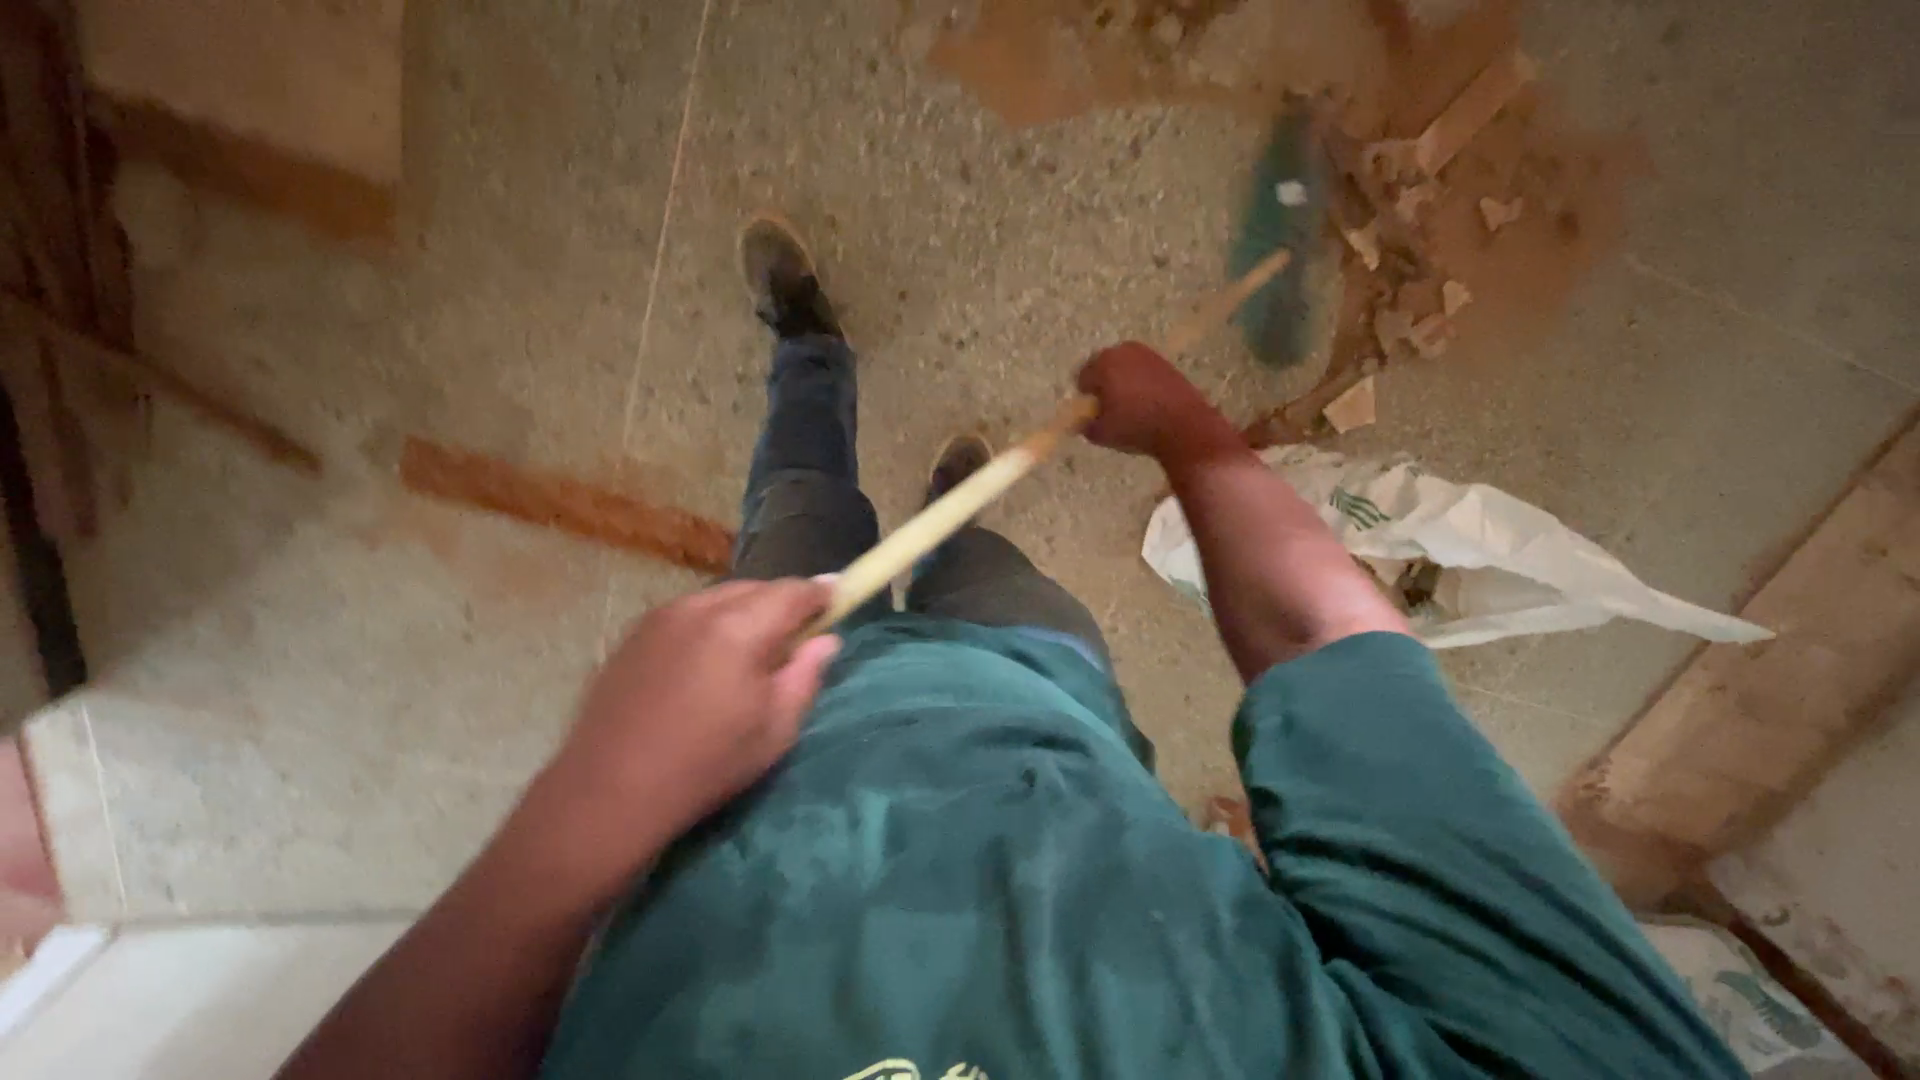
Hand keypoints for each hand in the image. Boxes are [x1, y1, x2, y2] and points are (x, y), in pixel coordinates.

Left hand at [542, 579, 840, 842]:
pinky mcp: (634, 633)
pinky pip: (689, 613)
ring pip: (720, 597)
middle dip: (782, 603)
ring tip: (752, 652)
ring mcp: (660, 617)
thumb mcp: (775, 729)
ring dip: (745, 612)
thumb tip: (826, 640)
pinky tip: (708, 662)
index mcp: (739, 628)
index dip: (821, 593)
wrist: (608, 792)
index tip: (838, 600)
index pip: (793, 591)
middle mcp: (698, 607)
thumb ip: (806, 675)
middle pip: (756, 588)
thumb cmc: (705, 765)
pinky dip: (711, 623)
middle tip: (797, 637)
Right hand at [1076, 342, 1223, 457]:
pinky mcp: (1166, 362)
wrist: (1182, 425)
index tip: (1093, 411)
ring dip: (1122, 381)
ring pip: (1125, 367)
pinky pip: (1143, 371)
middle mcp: (1123, 351)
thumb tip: (1084, 421)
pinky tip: (1147, 401)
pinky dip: (1141, 382)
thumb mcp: (1101, 434)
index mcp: (1103, 363)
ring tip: (1129, 404)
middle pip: (1103, 366)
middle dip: (1103, 383)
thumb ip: (1085, 425)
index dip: (1085, 395)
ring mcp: (1147, 354)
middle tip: (1109, 406)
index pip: (1083, 377)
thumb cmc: (1135, 426)